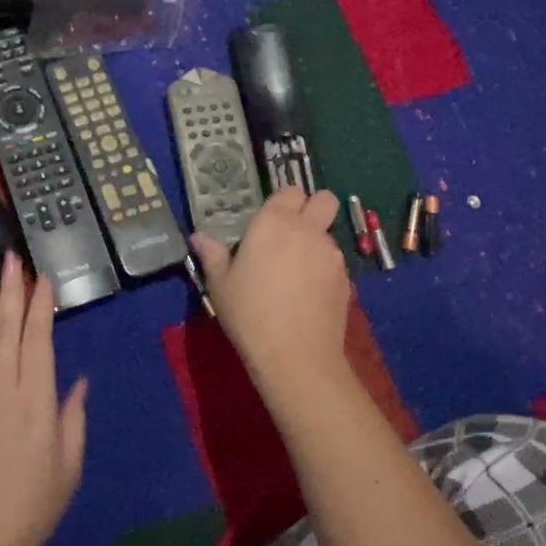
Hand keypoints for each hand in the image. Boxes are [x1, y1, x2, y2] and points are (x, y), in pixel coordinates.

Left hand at [0, 253, 88, 545]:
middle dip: (9, 291)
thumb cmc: (34, 504)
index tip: (42, 277)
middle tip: (10, 258)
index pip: (37, 341)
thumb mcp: (69, 465)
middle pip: (4, 331)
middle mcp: (2, 391)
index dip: (40, 306)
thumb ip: (73, 418)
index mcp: (36, 402)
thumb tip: (78, 381)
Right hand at [192, 187, 352, 397]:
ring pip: (328, 234)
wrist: (295, 355)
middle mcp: (307, 230)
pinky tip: (308, 297)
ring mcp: (331, 254)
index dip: (283, 202)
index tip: (270, 221)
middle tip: (293, 233)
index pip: (290, 190)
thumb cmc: (249, 313)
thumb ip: (212, 254)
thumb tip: (198, 237)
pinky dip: (324, 271)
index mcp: (274, 223)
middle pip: (324, 199)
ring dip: (316, 244)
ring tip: (296, 275)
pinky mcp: (346, 279)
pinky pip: (335, 263)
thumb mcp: (220, 284)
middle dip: (314, 208)